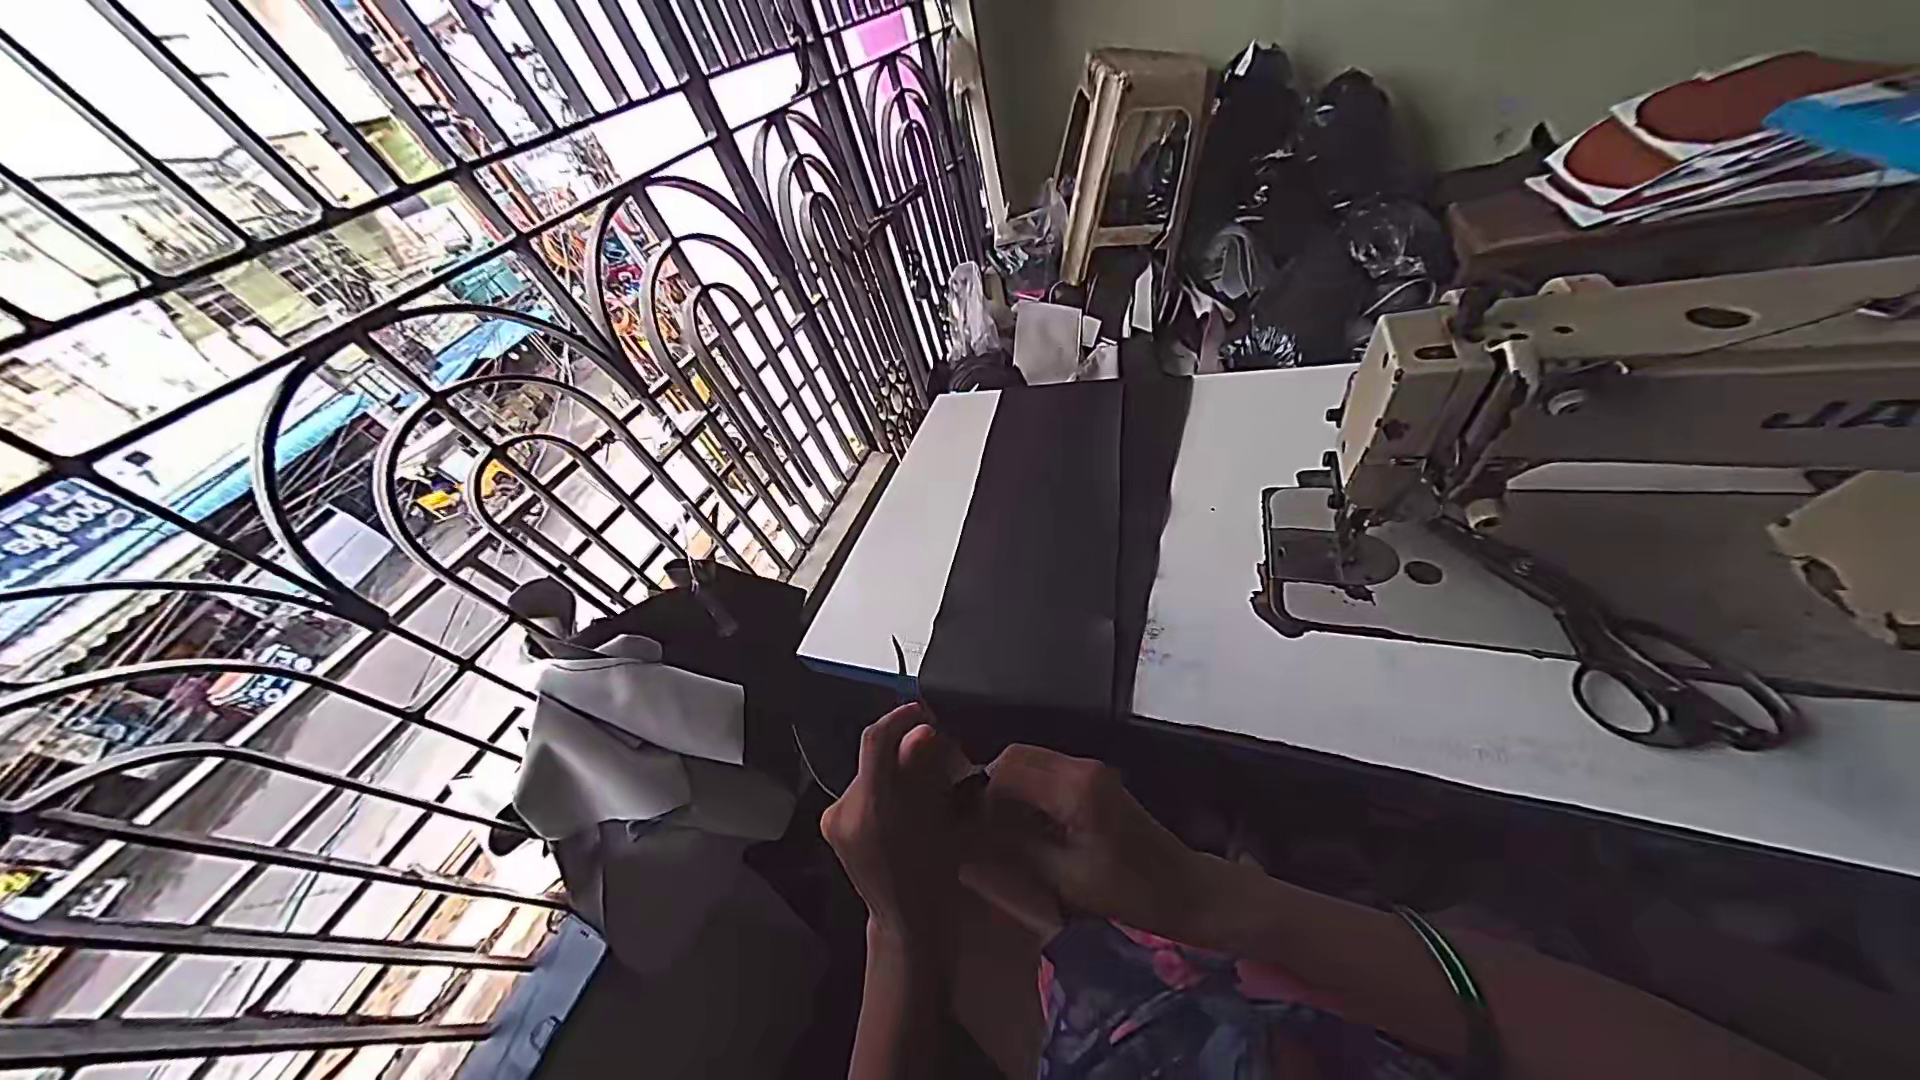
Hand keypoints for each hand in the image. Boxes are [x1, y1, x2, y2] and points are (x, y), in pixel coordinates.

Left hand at [821, 704, 969, 941]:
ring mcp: (833, 821)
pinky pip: (861, 788)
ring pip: (869, 771)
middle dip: (903, 747)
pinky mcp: (831, 825)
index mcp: (871, 810)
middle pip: (873, 756)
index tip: (920, 713)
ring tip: (920, 786)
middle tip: (932, 752)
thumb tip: (920, 731)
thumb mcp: (939, 817)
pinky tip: (900, 805)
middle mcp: (843, 812)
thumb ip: (924, 769)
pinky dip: (881, 786)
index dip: (899, 718)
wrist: (908, 920)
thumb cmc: (932, 874)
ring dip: (893, 768)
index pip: (875, 741)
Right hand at [974, 744, 1209, 937]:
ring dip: (1009, 786)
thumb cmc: (1128, 891)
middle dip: (992, 785)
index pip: (1008, 770)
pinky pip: (1046, 770)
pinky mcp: (1093, 778)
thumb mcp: (1066, 880)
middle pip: (1017, 756)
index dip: (982, 796)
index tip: (970, 828)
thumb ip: (1015, 856)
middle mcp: (1080, 766)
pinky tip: (1026, 822)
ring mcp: (1088, 768)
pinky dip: (1027, 788)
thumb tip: (968, 850)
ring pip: (1030, 760)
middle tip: (981, 824)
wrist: (1184, 888)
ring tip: (1000, 826)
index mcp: (1074, 788)